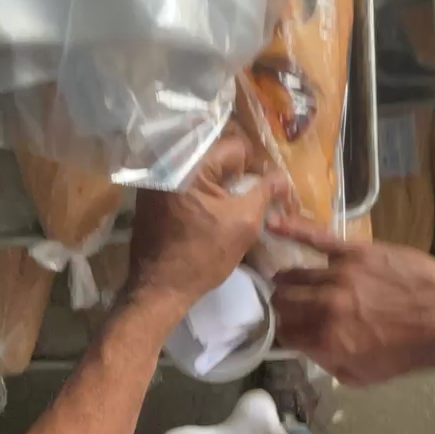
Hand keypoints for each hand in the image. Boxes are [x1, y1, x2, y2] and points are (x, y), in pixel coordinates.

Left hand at [122, 136, 292, 321]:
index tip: (266, 187)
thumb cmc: (204, 256)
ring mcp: (157, 180)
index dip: (256, 165)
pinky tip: (211, 211)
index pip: (237, 146)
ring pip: (201, 169)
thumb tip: (282, 177)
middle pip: (216, 155)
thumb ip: (266, 191)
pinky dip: (201, 191)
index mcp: (191, 164)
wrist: (161, 287)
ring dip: (220, 181)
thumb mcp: (245, 222)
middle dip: (238, 172)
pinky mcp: (151, 195)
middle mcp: (168, 163)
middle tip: (252, 194)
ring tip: (234, 204)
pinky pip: (185, 182)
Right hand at [268, 217, 434, 385]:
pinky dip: (292, 231)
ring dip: (286, 284)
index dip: (283, 333)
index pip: (283, 332)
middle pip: (282, 303)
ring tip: (289, 286)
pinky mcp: (354, 252)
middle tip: (289, 311)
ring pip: (292, 276)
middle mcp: (325, 305)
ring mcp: (338, 274)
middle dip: (281, 309)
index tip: (288, 331)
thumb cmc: (407, 352)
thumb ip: (325, 361)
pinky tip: (272, 226)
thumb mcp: (361, 375)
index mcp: (325, 339)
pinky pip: (316, 238)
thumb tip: (305, 345)